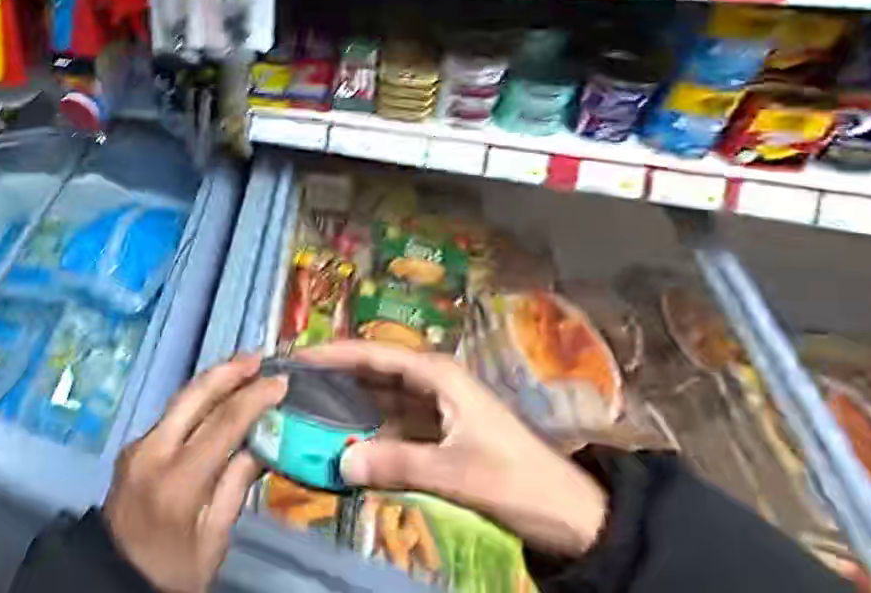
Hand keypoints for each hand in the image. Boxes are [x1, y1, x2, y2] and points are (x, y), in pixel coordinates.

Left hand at [103, 354, 288, 592]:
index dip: (253, 398)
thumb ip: (235, 487)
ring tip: (241, 367)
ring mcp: (139, 444)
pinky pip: (170, 416)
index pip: (222, 424)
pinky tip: (215, 398)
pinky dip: (196, 402)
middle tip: (257, 357)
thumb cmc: (173, 571)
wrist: (113, 578)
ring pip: (179, 400)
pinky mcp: (133, 446)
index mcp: (179, 480)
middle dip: (227, 371)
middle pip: (194, 396)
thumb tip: (260, 444)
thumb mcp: (213, 540)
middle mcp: (154, 450)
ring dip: (211, 380)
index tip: (279, 381)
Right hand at [295, 341, 607, 557]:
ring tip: (309, 408)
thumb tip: (342, 462)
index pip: (374, 353)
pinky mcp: (440, 431)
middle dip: (336, 376)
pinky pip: (394, 423)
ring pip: (382, 397)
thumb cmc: (519, 480)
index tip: (296, 355)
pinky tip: (346, 439)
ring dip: (351, 404)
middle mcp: (433, 380)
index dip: (334, 353)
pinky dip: (370, 429)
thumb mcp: (458, 473)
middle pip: (374, 371)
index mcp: (437, 373)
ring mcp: (437, 406)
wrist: (577, 518)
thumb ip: (399, 464)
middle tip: (293, 382)